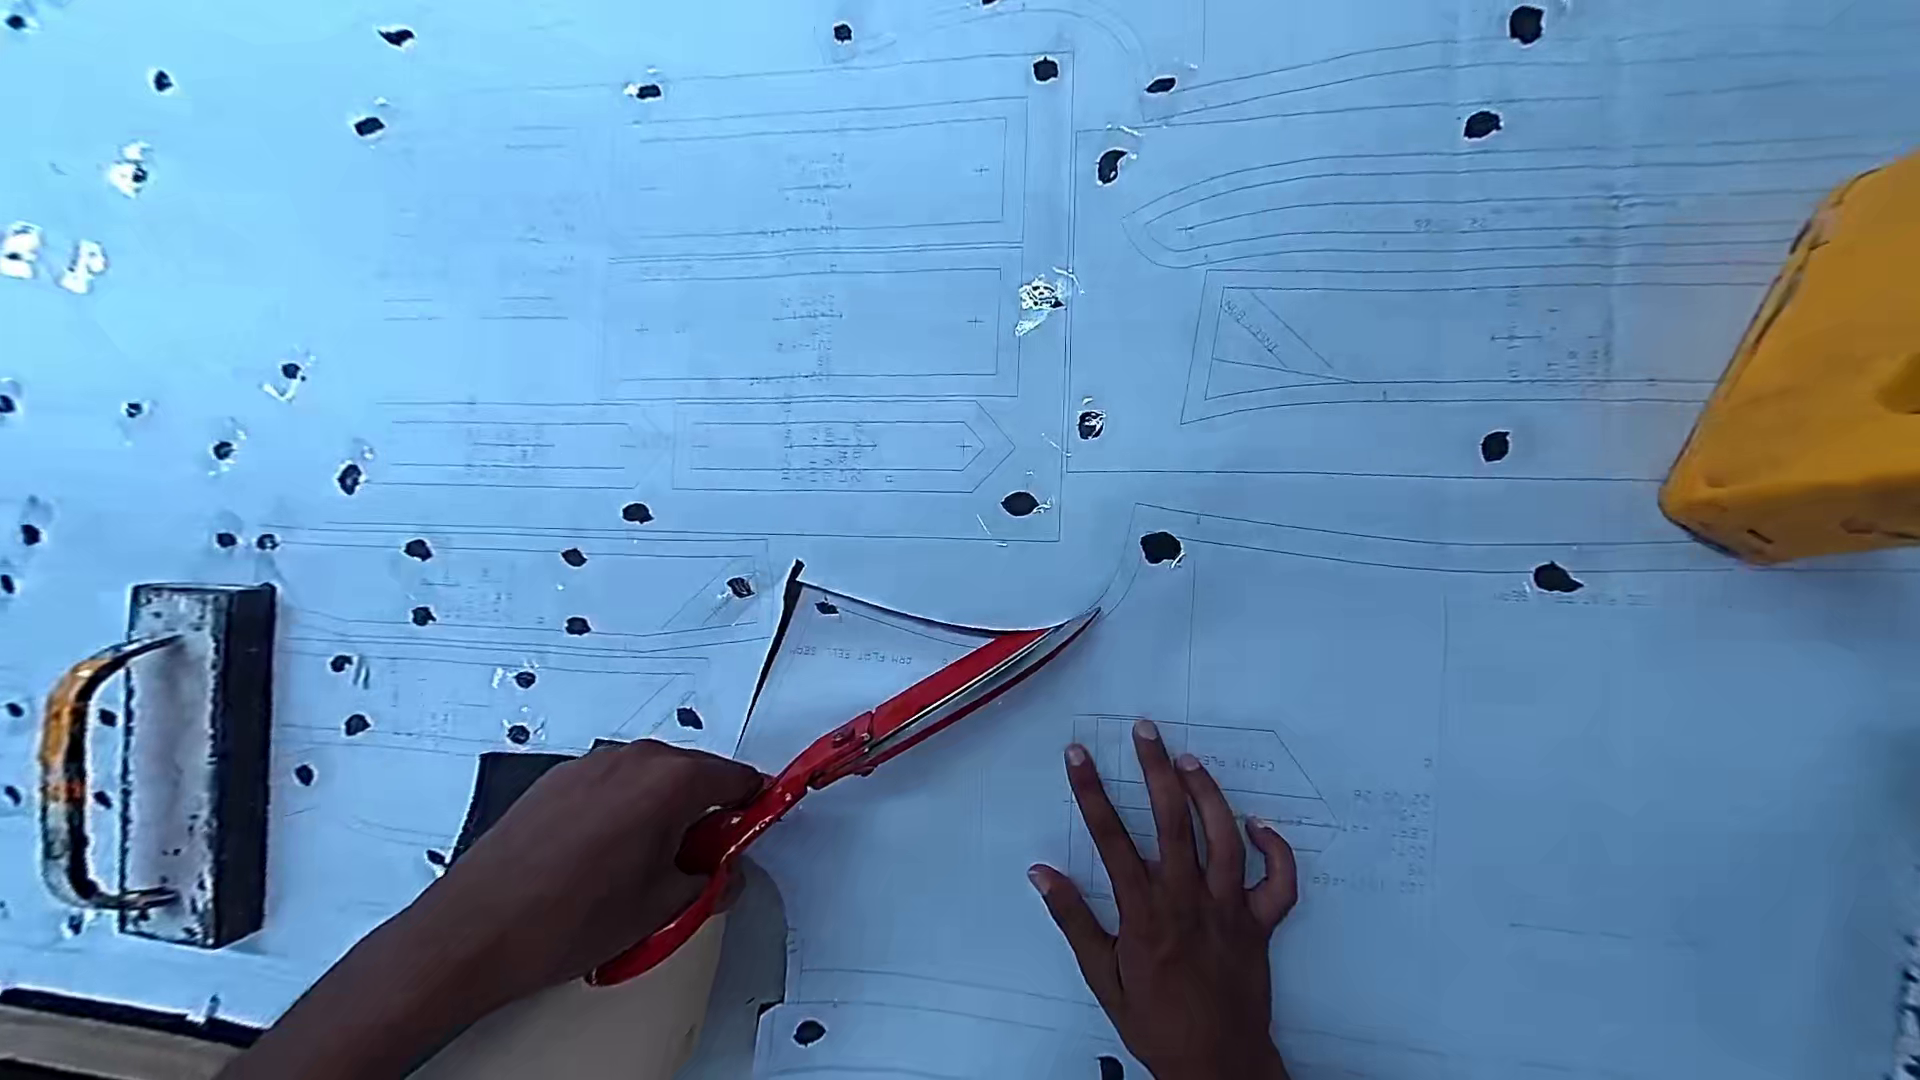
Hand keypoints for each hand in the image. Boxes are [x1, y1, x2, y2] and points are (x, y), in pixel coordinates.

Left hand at [411, 738, 765, 1004]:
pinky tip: (602, 855)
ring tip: (640, 863)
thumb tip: (723, 873)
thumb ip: (712, 881)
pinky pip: (615, 782)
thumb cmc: (558, 920)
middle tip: (694, 858)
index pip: (740, 778)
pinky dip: (624, 807)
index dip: (752, 805)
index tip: (750, 824)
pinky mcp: (563, 776)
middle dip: (705, 811)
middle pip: (698, 774)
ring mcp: (595, 764)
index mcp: (672, 782)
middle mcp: (637, 760)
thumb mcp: (662, 908)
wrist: (470, 936)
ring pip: (655, 777)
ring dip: (663, 809)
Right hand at [1029, 720, 1296, 1079]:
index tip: (1078, 755)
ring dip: (1207, 794)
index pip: (1110, 838)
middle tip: (1146, 730)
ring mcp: (1229, 910)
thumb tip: (1040, 872)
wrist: (1220, 1070)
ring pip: (1224, 840)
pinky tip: (1260, 824)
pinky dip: (1276, 852)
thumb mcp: (1102, 977)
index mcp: (1144, 912)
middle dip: (1155, 769)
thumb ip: (1073, 920)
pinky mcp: (1261, 926)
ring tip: (1189, 759)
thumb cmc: (1156, 1021)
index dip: (1091, 791)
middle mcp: (1187, 900)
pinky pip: (1280, 885)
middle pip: (1172, 822)